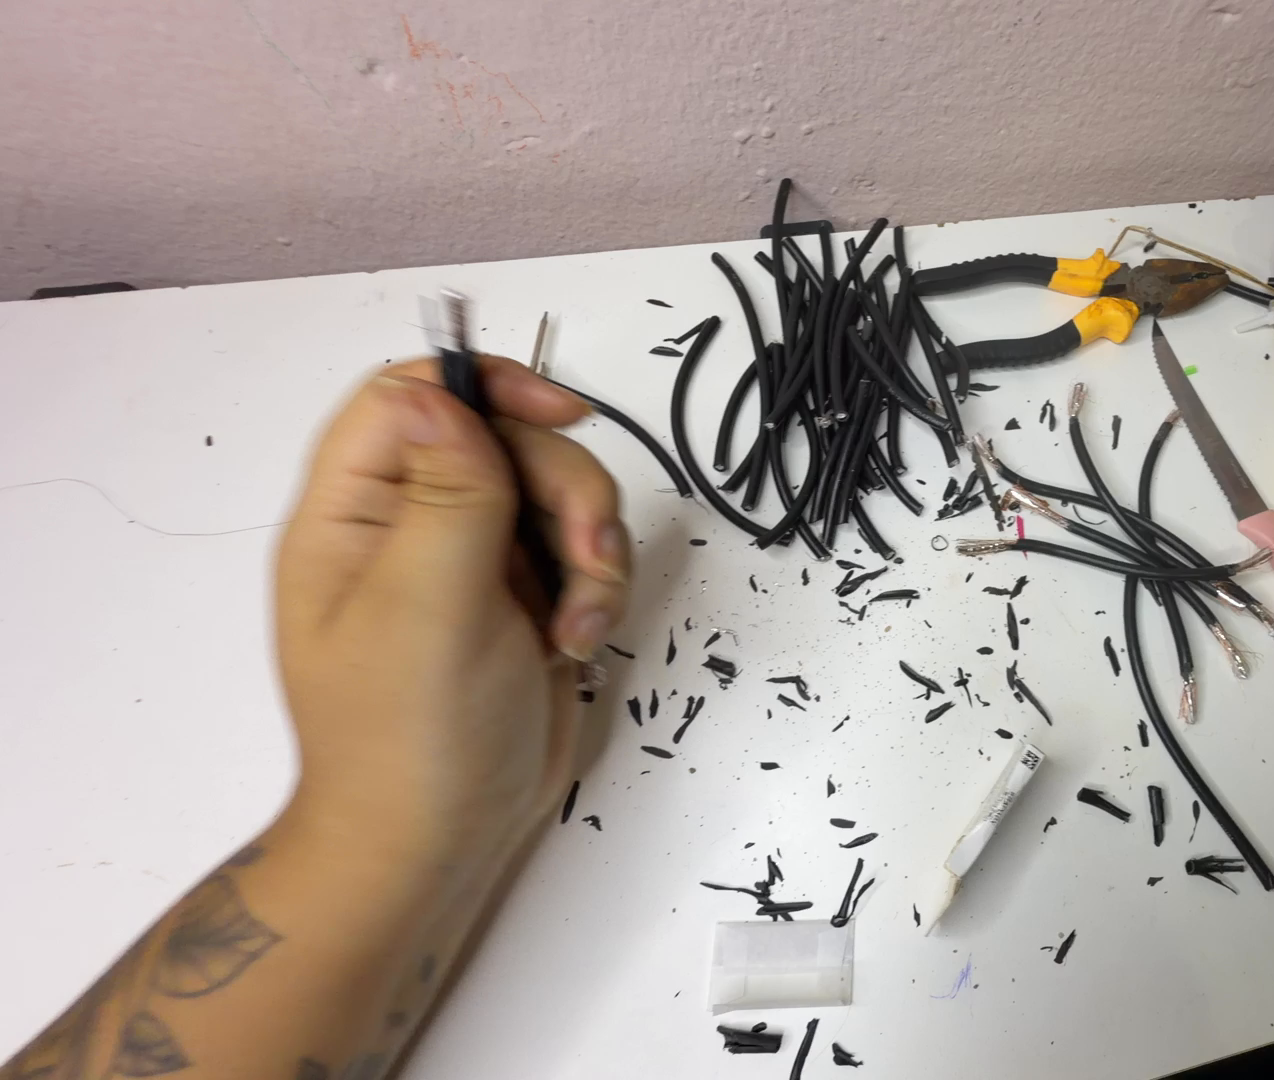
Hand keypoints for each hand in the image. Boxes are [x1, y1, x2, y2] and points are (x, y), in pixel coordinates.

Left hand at [274, 358, 630, 868]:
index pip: (416, 397)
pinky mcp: (533, 592)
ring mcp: (483, 559)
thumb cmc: (416, 728)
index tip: (569, 416)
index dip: (492, 386)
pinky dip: (602, 589)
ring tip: (580, 625)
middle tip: (588, 562)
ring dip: (596, 556)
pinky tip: (580, 640)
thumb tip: (435, 392)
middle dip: (573, 499)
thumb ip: (446, 496)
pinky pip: (589, 551)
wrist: (451, 828)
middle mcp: (422, 523)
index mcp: (362, 513)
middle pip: (519, 446)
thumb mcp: (430, 607)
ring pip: (568, 499)